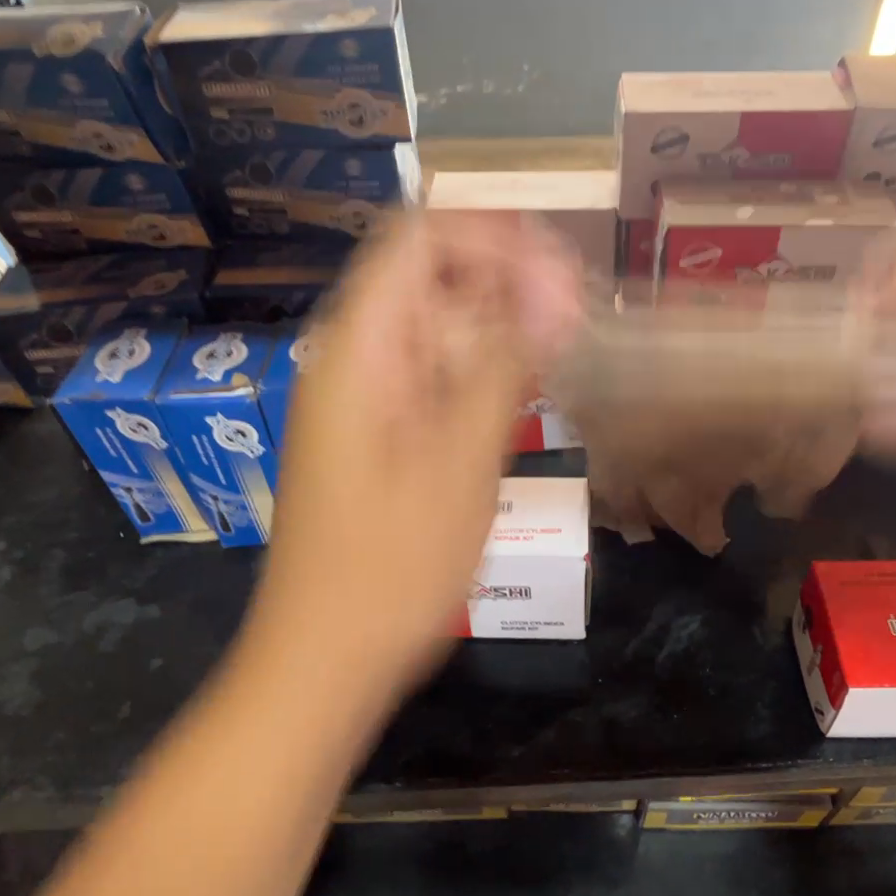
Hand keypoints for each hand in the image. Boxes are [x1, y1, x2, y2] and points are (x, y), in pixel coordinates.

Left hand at [250, 212, 581, 693]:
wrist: (322, 659)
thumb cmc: (389, 570)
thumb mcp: (459, 462)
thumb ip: (504, 365)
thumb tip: (554, 288)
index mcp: (359, 348)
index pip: (418, 238)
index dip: (491, 236)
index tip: (559, 268)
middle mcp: (353, 357)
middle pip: (427, 276)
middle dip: (503, 277)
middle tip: (574, 310)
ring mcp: (362, 396)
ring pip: (434, 326)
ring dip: (497, 323)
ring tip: (562, 343)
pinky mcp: (377, 432)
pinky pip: (431, 373)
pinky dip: (479, 367)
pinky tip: (525, 390)